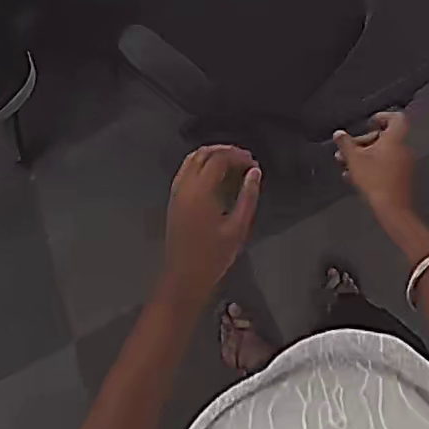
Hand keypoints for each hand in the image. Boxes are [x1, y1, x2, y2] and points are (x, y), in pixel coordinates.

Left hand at [159, 145, 260, 311]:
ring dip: (211, 155)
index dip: (238, 156)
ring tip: (232, 162)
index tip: (253, 163)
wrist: (184, 278)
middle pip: (203, 154)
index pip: (219, 160)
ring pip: (192, 159)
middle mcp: (185, 187)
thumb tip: (254, 172)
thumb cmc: (214, 256)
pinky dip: (201, 164)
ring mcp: (177, 193)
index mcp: (201, 192)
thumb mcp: (238, 227)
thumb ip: (248, 196)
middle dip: (225, 151)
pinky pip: (185, 170)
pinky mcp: (174, 200)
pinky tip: (215, 174)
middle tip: (244, 158)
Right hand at [334, 112, 414, 215]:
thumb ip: (345, 144)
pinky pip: (386, 164)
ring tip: (346, 164)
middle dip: (363, 141)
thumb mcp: (354, 159)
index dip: (382, 117)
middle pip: (384, 137)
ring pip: (383, 152)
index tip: (369, 123)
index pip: (396, 118)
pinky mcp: (402, 176)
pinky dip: (372, 165)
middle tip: (347, 149)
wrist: (392, 208)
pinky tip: (355, 176)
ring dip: (364, 155)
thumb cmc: (375, 180)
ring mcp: (404, 163)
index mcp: (395, 139)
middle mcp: (403, 148)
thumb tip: (339, 134)